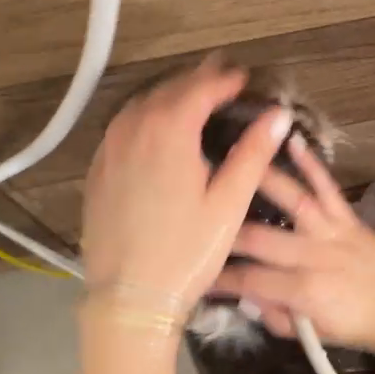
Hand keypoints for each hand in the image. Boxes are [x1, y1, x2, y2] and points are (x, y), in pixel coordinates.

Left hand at [80, 58, 292, 324]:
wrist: (130, 295)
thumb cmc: (187, 253)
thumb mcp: (228, 206)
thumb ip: (253, 155)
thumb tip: (277, 116)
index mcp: (169, 130)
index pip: (201, 88)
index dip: (225, 80)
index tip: (244, 78)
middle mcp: (133, 128)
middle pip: (168, 92)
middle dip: (196, 83)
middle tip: (220, 80)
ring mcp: (109, 149)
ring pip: (141, 108)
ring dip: (169, 99)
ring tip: (191, 101)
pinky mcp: (98, 172)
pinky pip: (123, 131)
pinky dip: (145, 122)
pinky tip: (157, 135)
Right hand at [212, 137, 374, 354]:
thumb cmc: (361, 329)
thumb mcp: (317, 336)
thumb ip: (279, 319)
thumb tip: (246, 300)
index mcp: (305, 293)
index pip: (250, 281)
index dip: (219, 276)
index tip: (195, 270)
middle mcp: (315, 257)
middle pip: (260, 239)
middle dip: (224, 231)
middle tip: (196, 214)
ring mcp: (333, 233)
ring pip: (291, 201)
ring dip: (260, 179)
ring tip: (233, 157)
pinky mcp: (349, 219)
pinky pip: (327, 187)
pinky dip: (311, 163)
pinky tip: (292, 139)